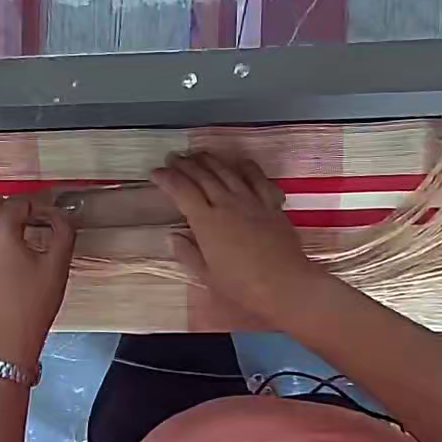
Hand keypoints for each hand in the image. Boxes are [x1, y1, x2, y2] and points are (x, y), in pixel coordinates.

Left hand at [0, 192, 76, 365]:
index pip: (19, 202)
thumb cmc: (33, 303)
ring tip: (23, 237)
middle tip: (34, 218)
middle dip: (12, 204)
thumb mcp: (57, 265)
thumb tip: (63, 215)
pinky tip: (10, 257)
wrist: (6, 339)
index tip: (53, 216)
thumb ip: (63, 232)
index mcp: (0, 231)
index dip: (39, 204)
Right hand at [150, 152, 335, 323]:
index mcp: (207, 222)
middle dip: (184, 164)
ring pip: (226, 171)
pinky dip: (244, 166)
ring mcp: (251, 200)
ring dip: (209, 160)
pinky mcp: (271, 203)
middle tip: (172, 158)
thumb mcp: (207, 276)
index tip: (155, 173)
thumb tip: (172, 236)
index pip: (182, 191)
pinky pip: (257, 177)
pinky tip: (238, 163)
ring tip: (197, 155)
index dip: (167, 179)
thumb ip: (187, 253)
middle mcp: (227, 204)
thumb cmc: (242, 286)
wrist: (285, 284)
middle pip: (202, 175)